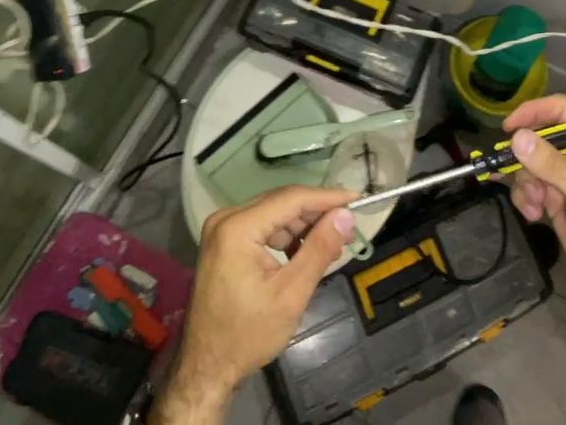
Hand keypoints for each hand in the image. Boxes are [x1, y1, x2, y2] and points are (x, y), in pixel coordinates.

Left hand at [154, 186, 355, 422]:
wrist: (207, 367)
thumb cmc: (248, 334)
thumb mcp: (291, 293)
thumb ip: (319, 249)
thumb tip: (346, 216)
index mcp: (238, 228)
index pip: (291, 199)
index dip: (328, 197)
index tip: (358, 198)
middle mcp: (226, 219)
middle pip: (282, 203)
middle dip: (317, 214)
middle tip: (349, 228)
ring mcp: (223, 230)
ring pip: (275, 215)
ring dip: (304, 227)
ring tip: (333, 244)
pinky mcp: (225, 243)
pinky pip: (263, 228)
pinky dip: (286, 237)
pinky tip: (307, 253)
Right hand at [503, 95, 565, 304]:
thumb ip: (550, 164)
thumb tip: (516, 137)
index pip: (562, 110)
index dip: (534, 112)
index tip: (508, 127)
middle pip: (541, 138)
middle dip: (527, 159)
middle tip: (516, 176)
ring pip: (531, 164)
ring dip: (527, 184)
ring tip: (536, 206)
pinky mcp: (557, 198)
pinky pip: (531, 187)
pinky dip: (527, 199)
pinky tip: (535, 215)